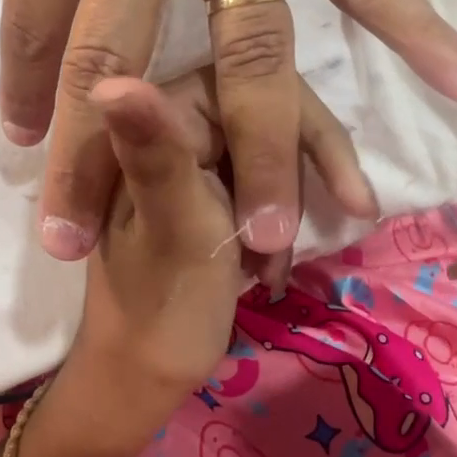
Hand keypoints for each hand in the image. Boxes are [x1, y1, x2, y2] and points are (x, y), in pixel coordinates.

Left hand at [17, 71, 372, 456]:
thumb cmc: (160, 306)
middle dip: (296, 181)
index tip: (348, 196)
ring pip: (268, 153)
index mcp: (148, 122)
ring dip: (288, 210)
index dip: (301, 135)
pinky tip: (271, 272)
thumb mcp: (170, 227)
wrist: (145, 378)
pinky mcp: (200, 189)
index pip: (243, 86)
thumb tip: (108, 77)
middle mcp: (164, 125)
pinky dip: (276, 225)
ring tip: (277, 268)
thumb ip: (155, 152)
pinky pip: (259, 185)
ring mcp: (184, 157)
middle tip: (320, 233)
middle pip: (263, 116)